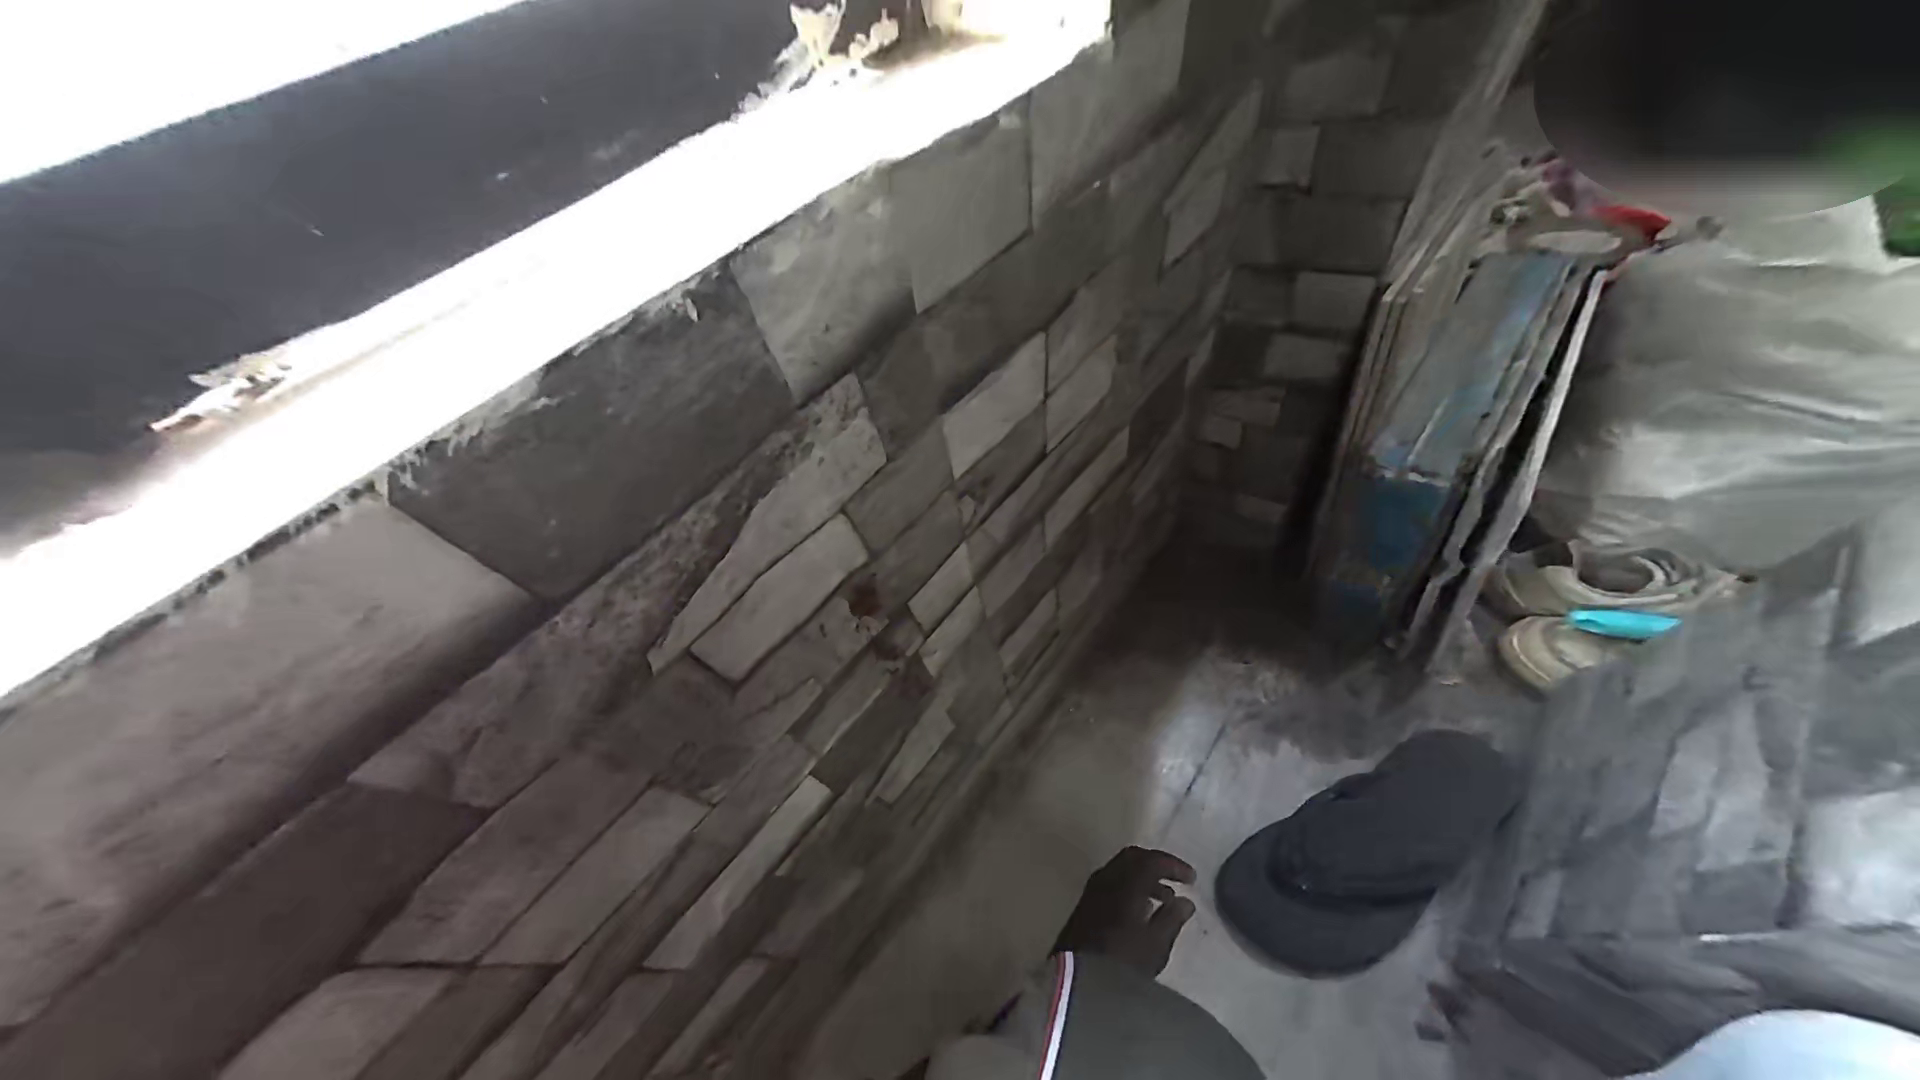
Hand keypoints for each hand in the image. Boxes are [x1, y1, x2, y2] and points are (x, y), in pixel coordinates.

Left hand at [1052, 846, 1197, 977]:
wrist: (1076, 979)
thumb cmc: (1122, 961)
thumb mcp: (1155, 945)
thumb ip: (1172, 919)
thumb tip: (1185, 902)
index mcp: (1125, 882)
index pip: (1151, 860)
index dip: (1173, 865)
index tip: (1191, 878)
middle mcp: (1107, 878)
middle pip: (1134, 858)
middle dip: (1157, 865)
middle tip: (1176, 880)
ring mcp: (1093, 890)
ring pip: (1121, 870)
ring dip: (1144, 878)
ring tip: (1165, 899)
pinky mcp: (1086, 903)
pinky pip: (1112, 883)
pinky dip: (1130, 887)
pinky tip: (1142, 909)